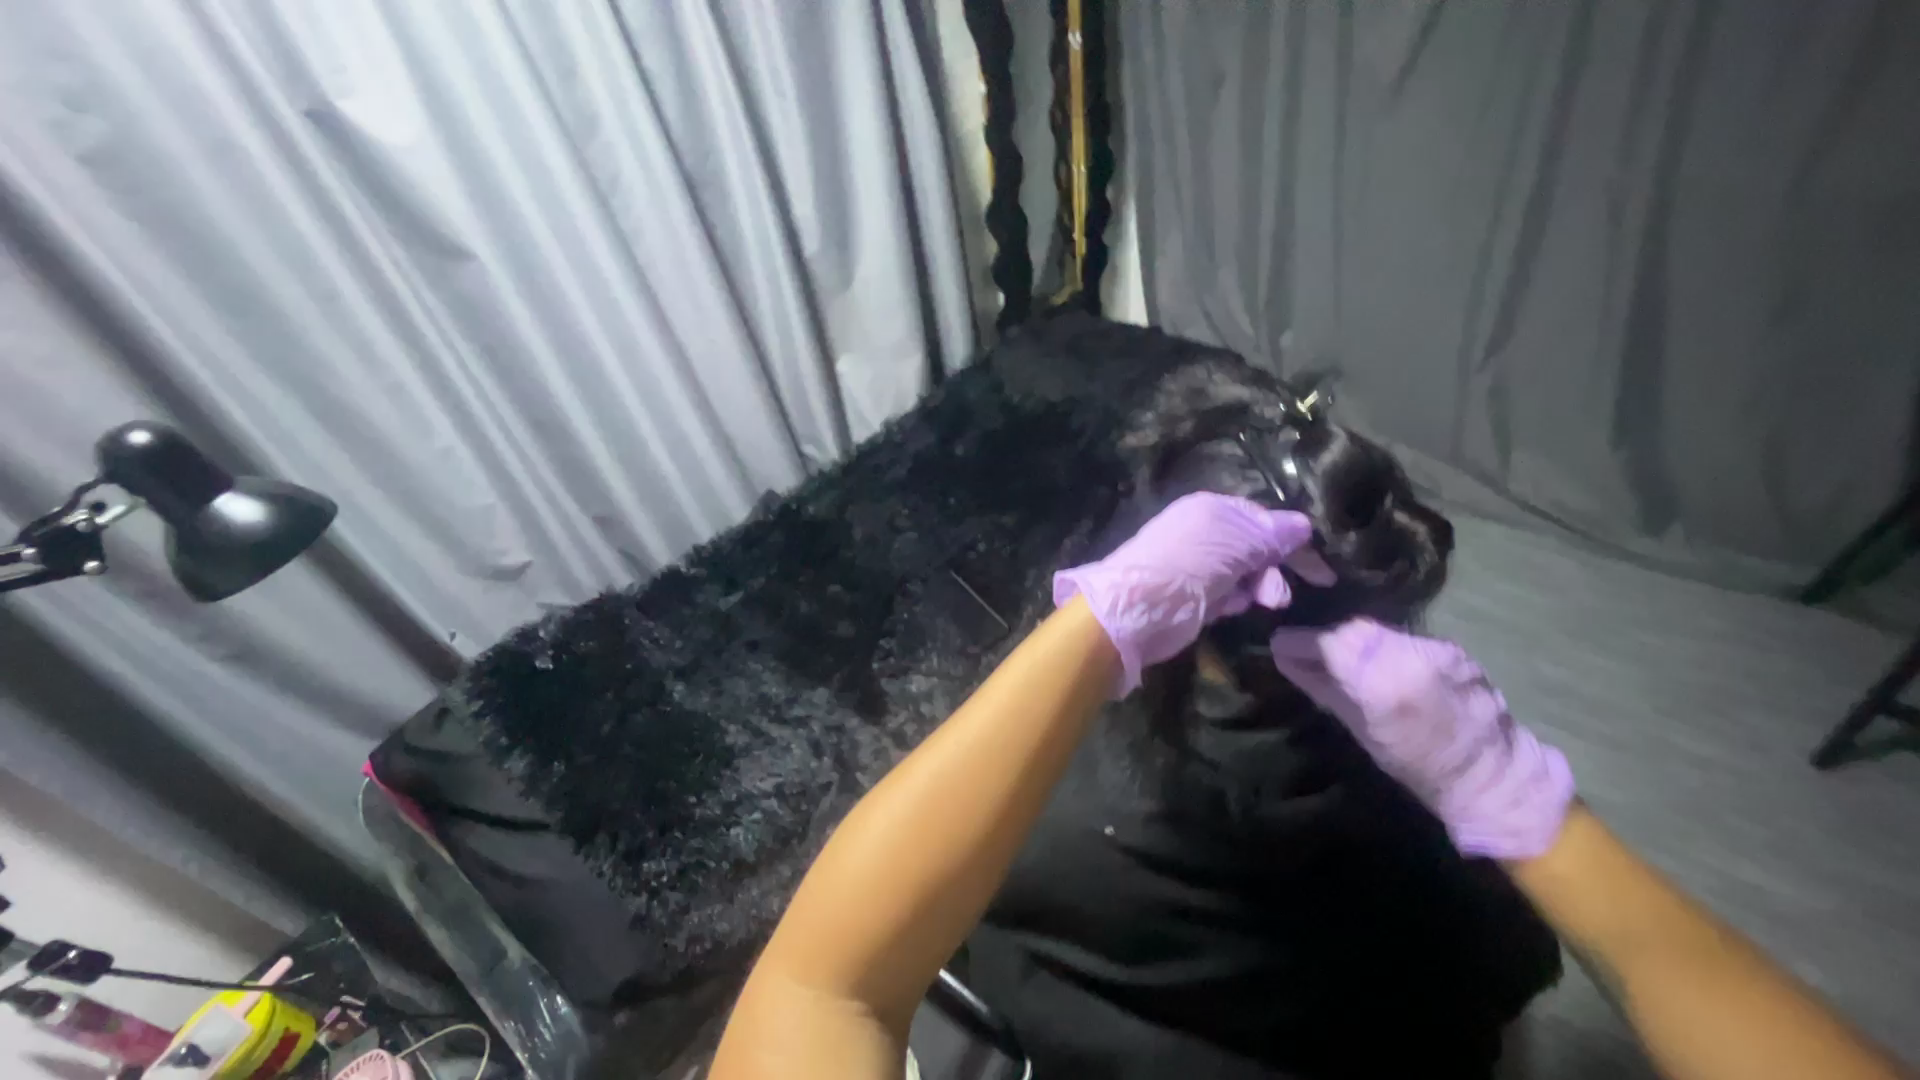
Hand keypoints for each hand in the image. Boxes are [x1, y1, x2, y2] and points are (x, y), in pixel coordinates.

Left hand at [1055, 492, 1312, 696]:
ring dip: (1257, 587)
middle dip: (1274, 569)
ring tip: (1261, 604)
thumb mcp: (1235, 544)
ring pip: (1244, 573)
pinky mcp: (1190, 593)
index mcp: (1212, 509)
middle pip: (1256, 547)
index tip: (1321, 573)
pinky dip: (1234, 600)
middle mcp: (1204, 531)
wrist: (1133, 608)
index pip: (1264, 519)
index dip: (1293, 543)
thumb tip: (1303, 525)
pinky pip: (1226, 592)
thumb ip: (1271, 535)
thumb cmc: (1187, 566)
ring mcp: (1196, 563)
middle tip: (1280, 598)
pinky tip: (1231, 610)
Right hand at [1268, 619, 1574, 859]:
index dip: (1302, 641)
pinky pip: (1399, 635)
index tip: (1280, 644)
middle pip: (1354, 629)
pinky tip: (1372, 659)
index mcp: (1386, 688)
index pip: (1333, 643)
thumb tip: (1285, 658)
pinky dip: (1377, 642)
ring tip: (1335, 655)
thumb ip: (1323, 689)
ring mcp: (1437, 650)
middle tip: (1305, 650)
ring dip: (1351, 638)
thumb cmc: (1418, 767)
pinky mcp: (1451, 648)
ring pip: (1377, 628)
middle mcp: (1414, 658)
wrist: (1492, 777)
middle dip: (1325, 636)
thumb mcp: (1360, 732)